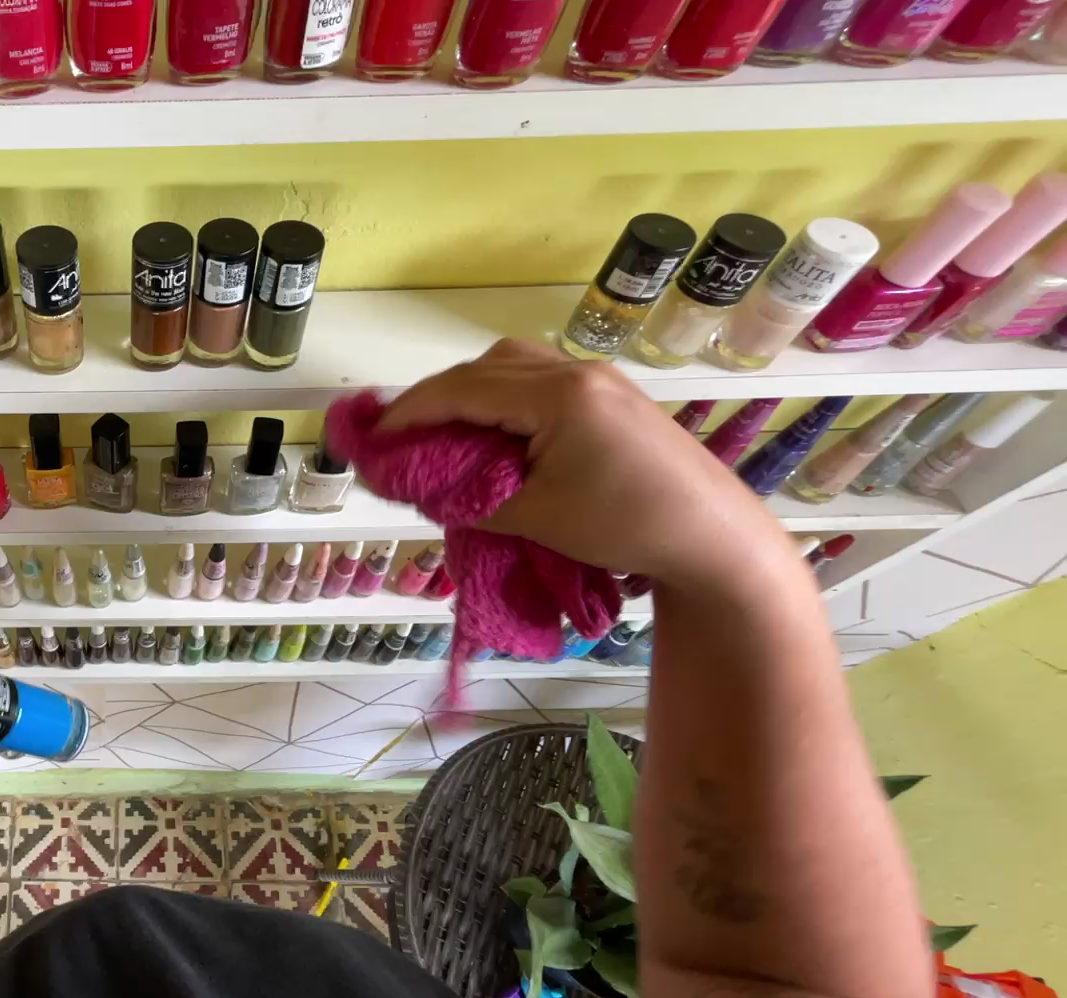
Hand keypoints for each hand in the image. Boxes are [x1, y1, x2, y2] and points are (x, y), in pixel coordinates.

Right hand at [378, 339, 793, 590]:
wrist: (715, 541)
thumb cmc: (623, 526)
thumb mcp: (530, 515)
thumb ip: (464, 494)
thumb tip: (415, 485)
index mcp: (559, 395)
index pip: (462, 389)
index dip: (409, 411)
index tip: (372, 437)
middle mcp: (578, 371)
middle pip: (484, 366)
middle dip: (433, 396)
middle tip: (402, 435)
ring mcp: (598, 380)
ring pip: (511, 366)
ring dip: (467, 391)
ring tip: (442, 431)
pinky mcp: (609, 397)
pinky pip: (536, 381)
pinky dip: (498, 398)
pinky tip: (491, 430)